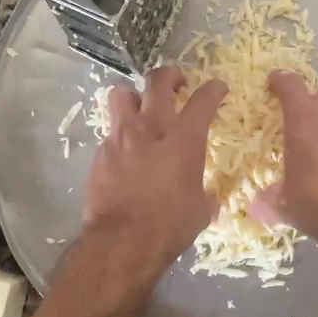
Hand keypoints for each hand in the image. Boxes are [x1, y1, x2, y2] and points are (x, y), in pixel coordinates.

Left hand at [81, 66, 226, 277]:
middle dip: (170, 76)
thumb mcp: (200, 210)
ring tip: (141, 108)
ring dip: (135, 96)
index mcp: (184, 139)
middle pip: (158, 81)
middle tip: (177, 84)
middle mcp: (151, 127)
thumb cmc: (169, 225)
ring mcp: (121, 136)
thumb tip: (207, 198)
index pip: (203, 100)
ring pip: (123, 94)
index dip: (214, 89)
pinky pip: (111, 131)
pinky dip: (120, 135)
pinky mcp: (100, 152)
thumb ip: (204, 195)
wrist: (122, 240)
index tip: (218, 88)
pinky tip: (125, 153)